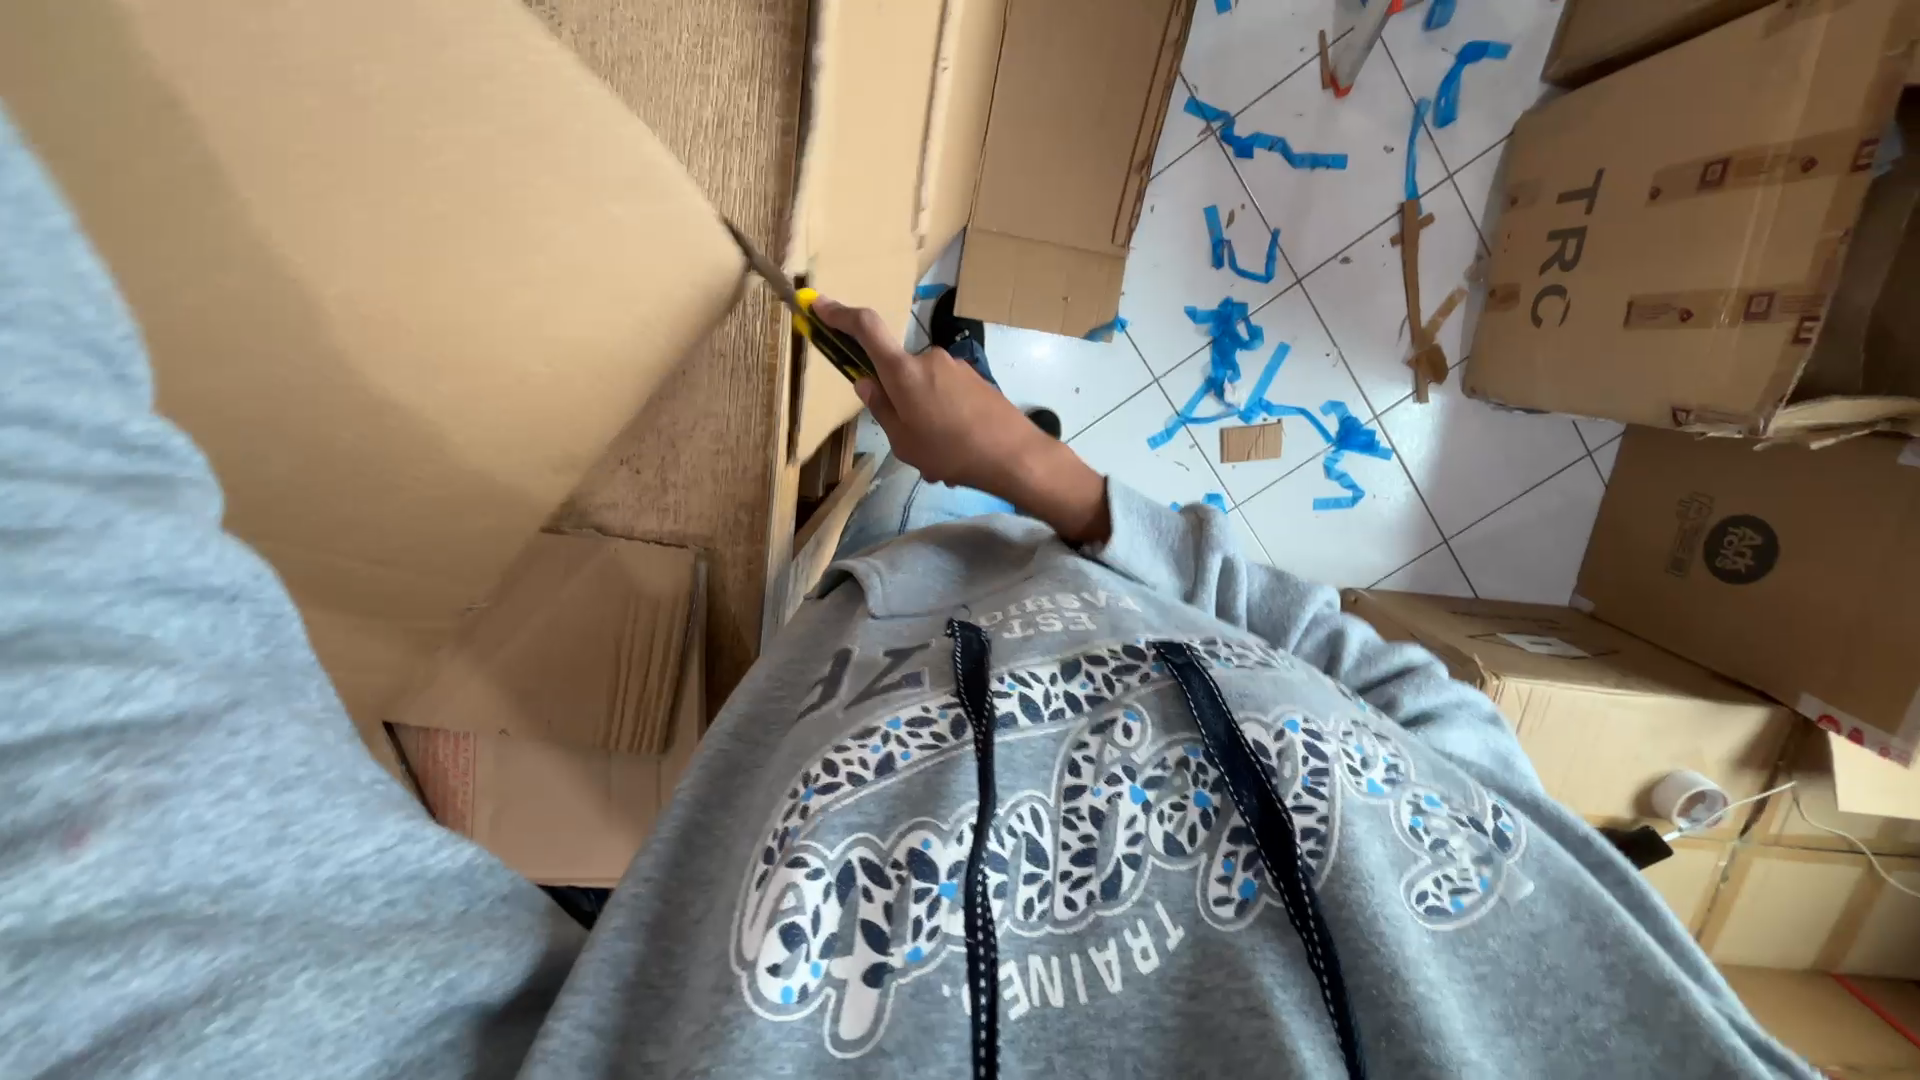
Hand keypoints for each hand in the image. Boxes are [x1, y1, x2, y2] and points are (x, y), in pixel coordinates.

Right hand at [810, 295, 1110, 543]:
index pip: (866, 329)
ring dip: (926, 420)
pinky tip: (959, 452)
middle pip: (899, 373)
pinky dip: (946, 422)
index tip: (819, 305)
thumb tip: (866, 382)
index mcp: (903, 371)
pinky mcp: (976, 379)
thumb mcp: (903, 441)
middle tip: (914, 444)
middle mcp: (928, 358)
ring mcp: (955, 366)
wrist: (1015, 455)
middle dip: (901, 405)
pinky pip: (948, 399)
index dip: (840, 314)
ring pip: (926, 392)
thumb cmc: (950, 451)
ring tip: (941, 456)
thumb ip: (881, 408)